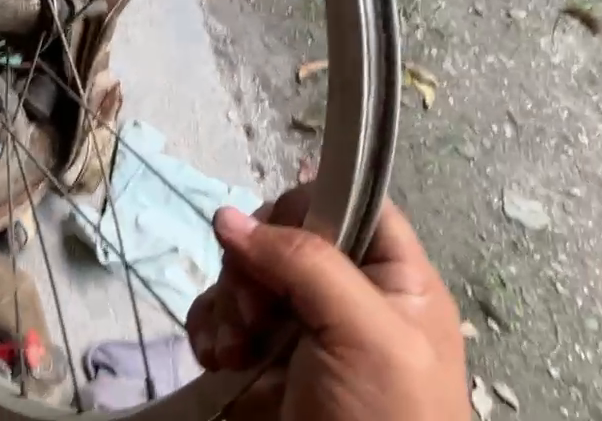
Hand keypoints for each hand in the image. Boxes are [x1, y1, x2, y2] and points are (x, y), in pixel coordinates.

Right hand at [186, 188, 468, 420]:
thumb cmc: (383, 420)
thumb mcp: (367, 337)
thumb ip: (304, 263)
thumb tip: (226, 217)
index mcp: (393, 280)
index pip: (350, 202)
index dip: (309, 204)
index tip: (278, 234)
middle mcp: (342, 292)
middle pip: (278, 233)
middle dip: (251, 265)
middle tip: (255, 310)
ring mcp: (295, 323)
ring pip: (240, 269)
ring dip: (225, 302)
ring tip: (236, 348)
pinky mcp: (256, 351)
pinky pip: (216, 310)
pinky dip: (209, 327)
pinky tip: (219, 357)